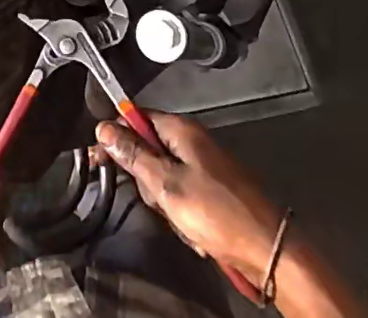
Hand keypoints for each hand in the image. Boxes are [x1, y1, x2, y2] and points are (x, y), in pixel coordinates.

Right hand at [94, 111, 283, 283]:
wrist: (267, 250)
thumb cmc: (217, 213)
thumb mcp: (166, 184)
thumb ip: (134, 155)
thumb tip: (105, 127)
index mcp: (181, 130)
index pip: (136, 117)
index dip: (116, 135)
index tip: (100, 157)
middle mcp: (192, 141)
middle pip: (148, 149)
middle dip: (146, 179)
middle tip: (158, 200)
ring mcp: (203, 165)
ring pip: (163, 177)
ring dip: (165, 203)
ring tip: (181, 220)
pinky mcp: (211, 189)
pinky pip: (181, 195)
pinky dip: (181, 214)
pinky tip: (194, 231)